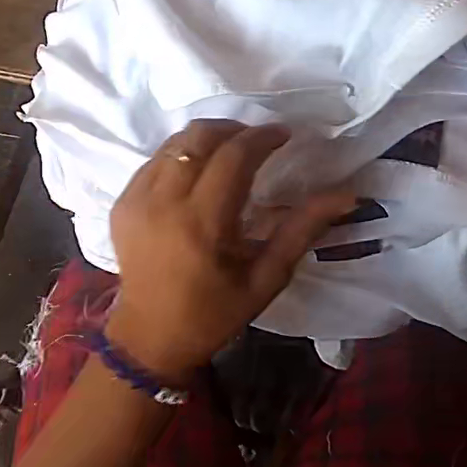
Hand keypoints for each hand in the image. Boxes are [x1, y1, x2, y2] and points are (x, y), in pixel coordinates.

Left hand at [107, 121, 356, 383]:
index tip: (283, 135)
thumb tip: (346, 195)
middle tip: (257, 141)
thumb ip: (302, 229)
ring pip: (173, 143)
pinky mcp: (121, 203)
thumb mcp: (266, 277)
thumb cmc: (214, 313)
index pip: (233, 156)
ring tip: (229, 152)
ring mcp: (136, 200)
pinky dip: (179, 156)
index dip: (262, 137)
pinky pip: (153, 161)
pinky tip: (197, 174)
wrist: (150, 337)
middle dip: (233, 129)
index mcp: (202, 224)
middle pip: (199, 137)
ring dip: (206, 138)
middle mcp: (163, 203)